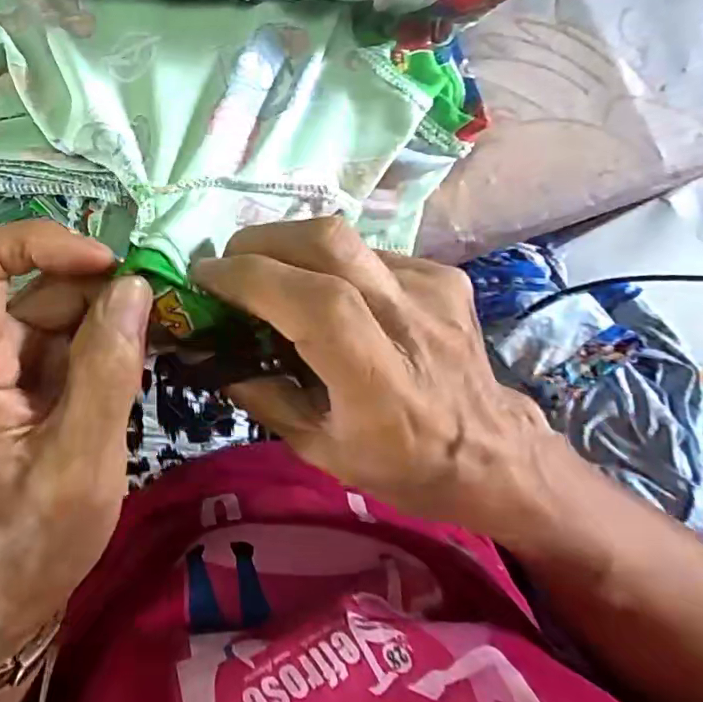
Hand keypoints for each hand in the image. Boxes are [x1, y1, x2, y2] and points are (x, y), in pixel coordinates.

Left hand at [0, 220, 150, 661]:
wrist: (27, 579)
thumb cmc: (44, 534)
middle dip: (86, 281)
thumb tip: (133, 288)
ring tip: (151, 335)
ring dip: (103, 305)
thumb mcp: (84, 462)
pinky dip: (104, 327)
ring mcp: (1, 358)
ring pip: (50, 297)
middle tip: (151, 303)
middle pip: (20, 278)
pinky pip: (66, 324)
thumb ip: (106, 372)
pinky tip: (136, 349)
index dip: (28, 242)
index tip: (98, 262)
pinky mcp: (28, 369)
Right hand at [191, 218, 561, 541]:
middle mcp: (409, 322)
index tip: (203, 277)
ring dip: (285, 244)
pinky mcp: (441, 276)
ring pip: (341, 237)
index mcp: (379, 380)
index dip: (250, 277)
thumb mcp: (318, 449)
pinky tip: (325, 290)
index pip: (313, 302)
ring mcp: (431, 290)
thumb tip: (205, 351)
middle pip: (325, 242)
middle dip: (259, 242)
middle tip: (227, 265)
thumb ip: (260, 394)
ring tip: (265, 272)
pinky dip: (325, 262)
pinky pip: (363, 251)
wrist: (499, 457)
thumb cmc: (403, 464)